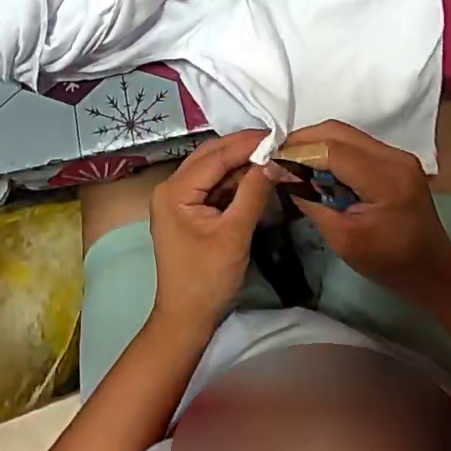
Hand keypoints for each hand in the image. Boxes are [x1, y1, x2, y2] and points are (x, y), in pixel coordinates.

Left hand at [148, 130, 273, 331]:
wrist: (187, 316)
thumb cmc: (207, 278)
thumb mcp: (234, 234)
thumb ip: (253, 193)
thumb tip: (275, 161)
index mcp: (174, 190)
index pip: (214, 156)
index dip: (246, 144)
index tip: (277, 134)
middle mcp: (171, 187)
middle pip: (211, 157)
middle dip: (244, 148)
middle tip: (278, 141)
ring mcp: (179, 198)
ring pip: (213, 169)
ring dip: (241, 163)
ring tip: (273, 153)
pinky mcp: (189, 210)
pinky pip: (214, 186)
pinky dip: (235, 180)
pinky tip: (258, 174)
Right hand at [280, 121, 450, 295]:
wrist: (433, 270)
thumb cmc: (388, 262)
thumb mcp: (342, 238)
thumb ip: (310, 200)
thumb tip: (277, 172)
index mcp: (386, 180)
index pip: (331, 150)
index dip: (296, 152)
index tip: (269, 163)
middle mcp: (394, 158)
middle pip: (336, 132)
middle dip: (301, 141)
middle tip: (276, 158)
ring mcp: (396, 155)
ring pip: (342, 133)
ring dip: (313, 143)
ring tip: (291, 162)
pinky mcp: (393, 158)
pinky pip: (352, 142)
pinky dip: (327, 149)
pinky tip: (314, 166)